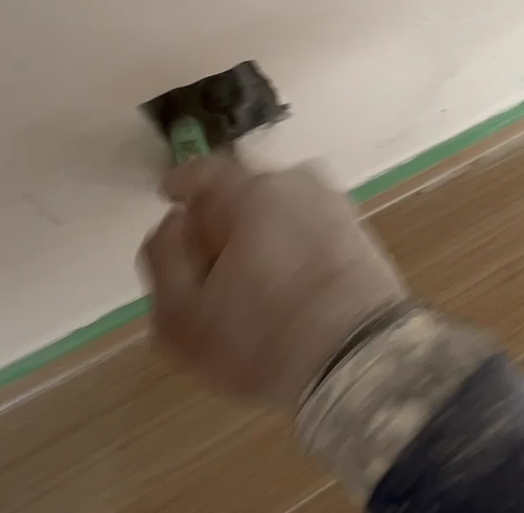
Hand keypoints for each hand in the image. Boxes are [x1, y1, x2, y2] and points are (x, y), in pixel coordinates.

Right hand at [139, 157, 407, 409]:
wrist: (358, 352)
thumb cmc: (262, 337)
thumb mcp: (183, 314)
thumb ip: (165, 256)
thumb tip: (173, 220)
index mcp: (253, 193)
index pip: (206, 170)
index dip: (181, 183)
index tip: (167, 197)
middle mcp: (299, 183)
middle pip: (246, 185)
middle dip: (220, 211)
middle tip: (203, 254)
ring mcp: (334, 202)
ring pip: (280, 202)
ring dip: (257, 224)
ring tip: (243, 272)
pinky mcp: (356, 226)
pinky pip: (307, 218)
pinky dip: (288, 235)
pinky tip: (281, 275)